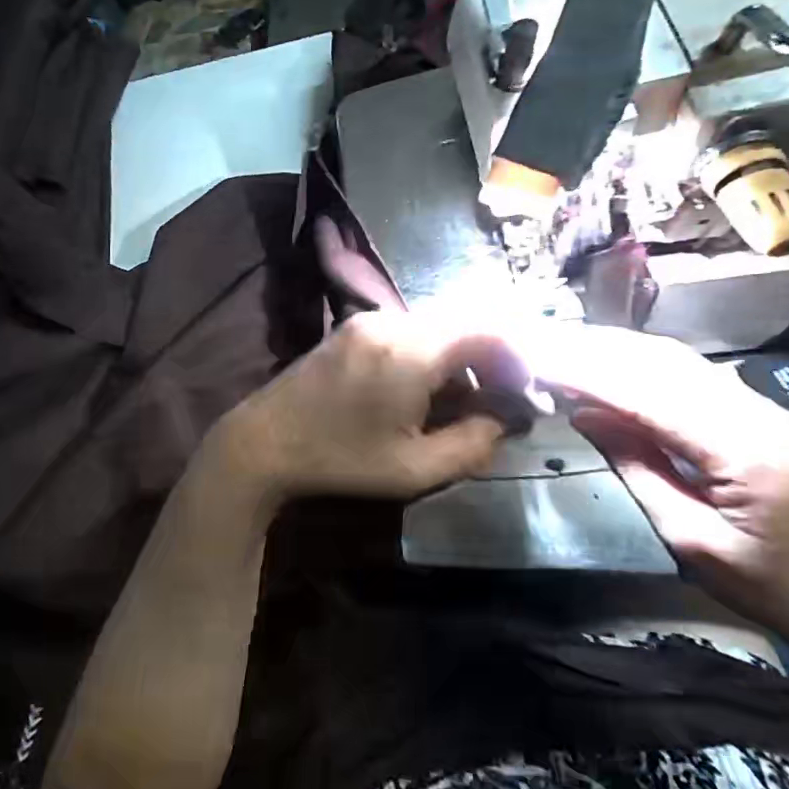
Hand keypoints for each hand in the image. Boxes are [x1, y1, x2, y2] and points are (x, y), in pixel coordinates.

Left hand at [204, 311, 508, 505]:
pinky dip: (427, 353)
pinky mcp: (347, 328)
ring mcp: (364, 320)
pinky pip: (405, 330)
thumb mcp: (414, 468)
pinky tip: (421, 390)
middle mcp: (390, 320)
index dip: (518, 360)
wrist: (262, 441)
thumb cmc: (339, 460)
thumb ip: (472, 444)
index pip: (487, 332)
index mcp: (411, 349)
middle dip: (489, 361)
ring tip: (461, 403)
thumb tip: (503, 421)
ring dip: (457, 358)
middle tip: (497, 404)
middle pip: (461, 325)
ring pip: (433, 326)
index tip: (527, 395)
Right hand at [524, 323, 788, 641]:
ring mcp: (770, 409)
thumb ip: (638, 468)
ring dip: (622, 350)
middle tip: (545, 344)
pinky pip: (698, 376)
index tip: (541, 363)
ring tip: (568, 346)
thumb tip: (585, 416)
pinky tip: (614, 365)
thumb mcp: (691, 540)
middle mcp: (764, 416)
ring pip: (683, 362)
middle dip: (600, 350)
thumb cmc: (773, 589)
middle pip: (668, 364)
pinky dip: (647, 365)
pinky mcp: (767, 413)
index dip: (590, 375)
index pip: (652, 397)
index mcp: (749, 453)